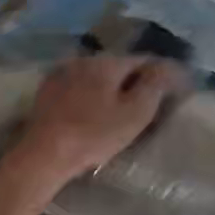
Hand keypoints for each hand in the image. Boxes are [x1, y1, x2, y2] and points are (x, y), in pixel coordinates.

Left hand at [0, 55, 184, 207]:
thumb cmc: (92, 135)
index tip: (172, 89)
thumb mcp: (134, 112)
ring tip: (120, 109)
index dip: (160, 74)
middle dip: (134, 80)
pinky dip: (89, 95)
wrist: (42, 154)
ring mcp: (60, 74)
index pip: (143, 60)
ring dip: (109, 88)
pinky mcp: (45, 92)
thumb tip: (170, 64)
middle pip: (117, 66)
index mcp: (107, 61)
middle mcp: (82, 59)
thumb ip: (155, 84)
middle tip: (147, 101)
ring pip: (95, 76)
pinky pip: (77, 87)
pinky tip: (91, 112)